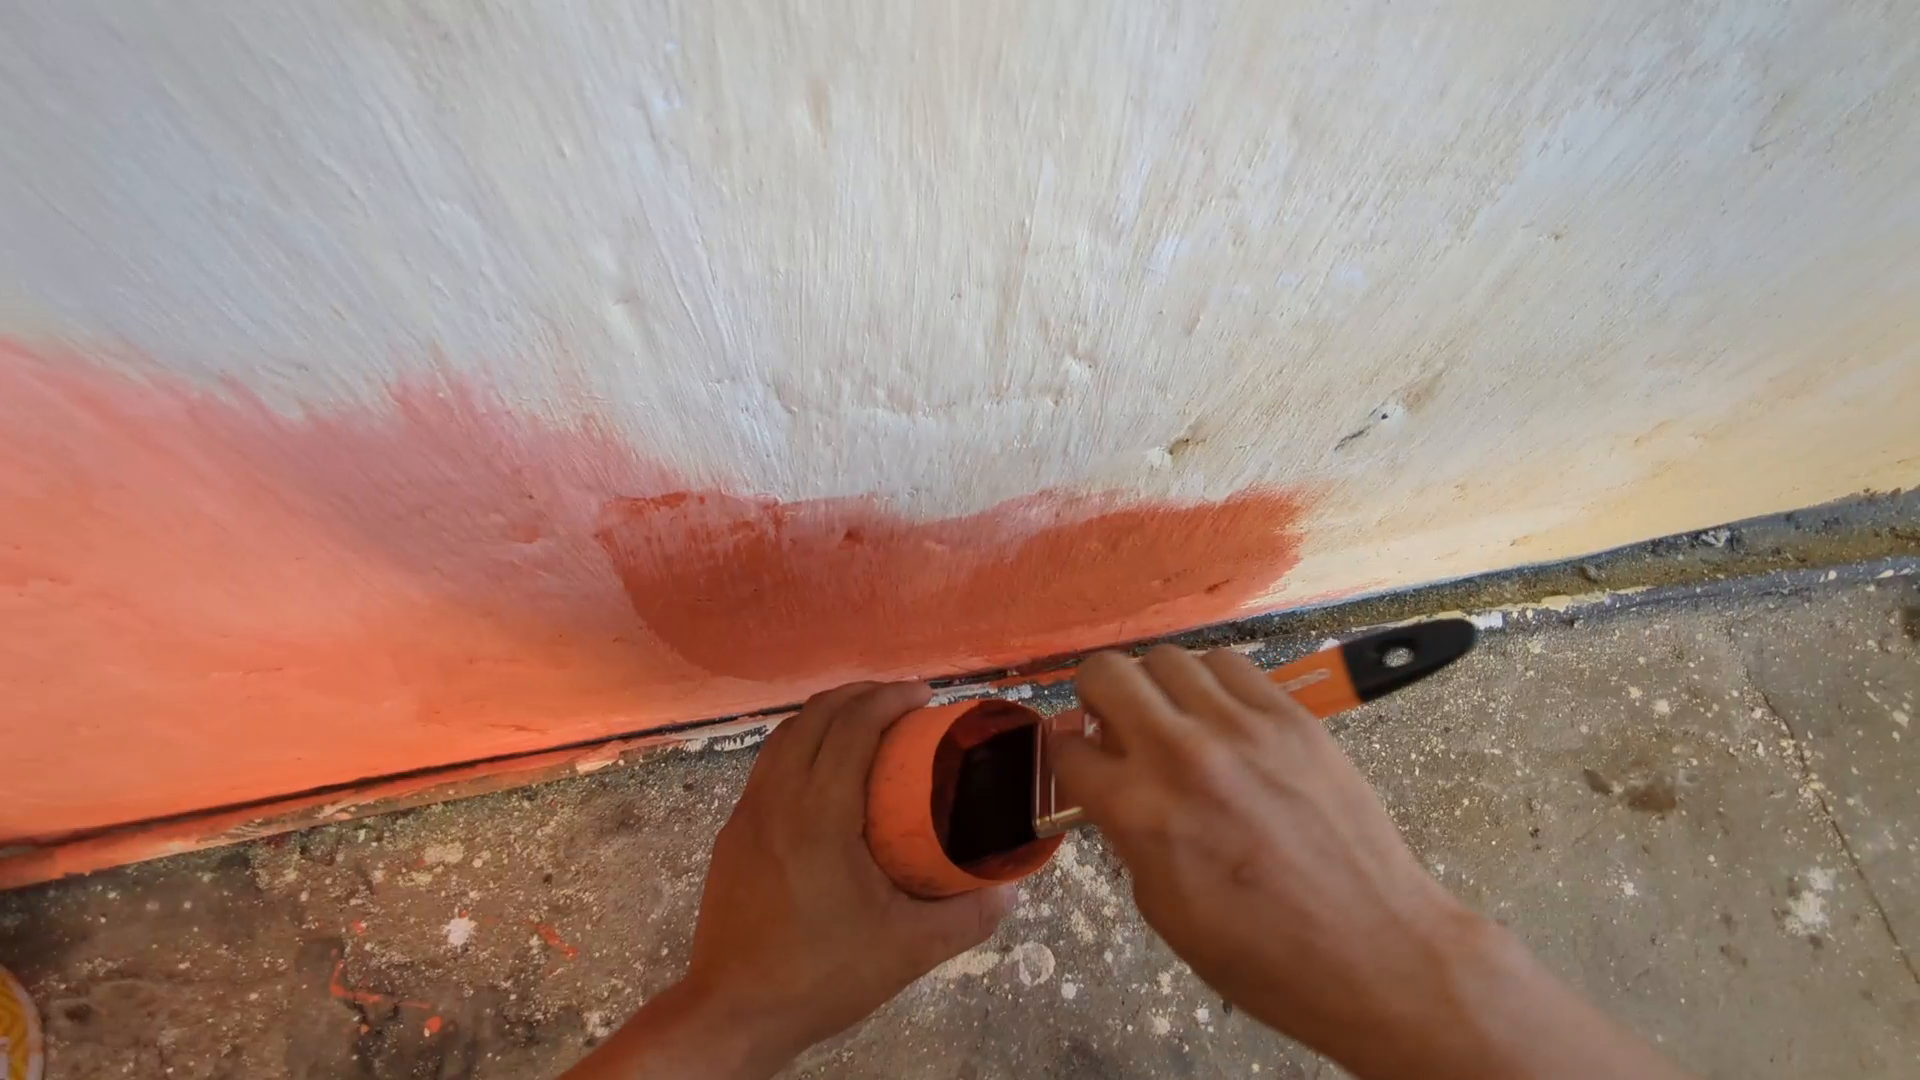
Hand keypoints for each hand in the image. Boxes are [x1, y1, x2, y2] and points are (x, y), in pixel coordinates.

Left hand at [567, 681, 1012, 1079]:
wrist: (732, 1015)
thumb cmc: (820, 974)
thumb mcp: (906, 951)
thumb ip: (966, 918)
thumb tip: (1010, 890)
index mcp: (819, 813)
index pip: (853, 726)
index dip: (890, 698)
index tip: (925, 696)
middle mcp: (778, 797)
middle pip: (817, 715)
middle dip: (861, 694)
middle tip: (902, 700)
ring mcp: (747, 812)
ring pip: (786, 734)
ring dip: (828, 713)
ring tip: (865, 720)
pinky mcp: (732, 832)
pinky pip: (770, 762)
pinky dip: (803, 741)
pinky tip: (824, 769)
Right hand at [1049, 647, 1690, 1079]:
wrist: (1377, 951)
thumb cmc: (1263, 953)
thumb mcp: (1162, 908)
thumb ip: (1124, 832)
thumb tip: (1109, 780)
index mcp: (1140, 812)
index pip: (1068, 749)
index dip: (1066, 754)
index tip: (1079, 758)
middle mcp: (1180, 754)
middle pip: (1104, 673)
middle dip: (1093, 693)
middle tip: (1111, 718)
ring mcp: (1239, 727)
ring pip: (1165, 657)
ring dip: (1154, 684)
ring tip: (1172, 715)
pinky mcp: (1290, 715)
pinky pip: (1229, 662)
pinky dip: (1210, 679)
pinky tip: (1221, 712)